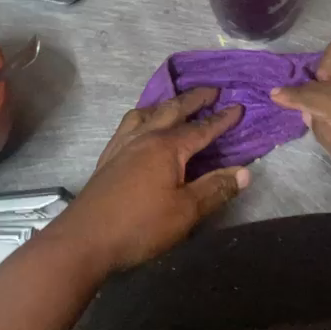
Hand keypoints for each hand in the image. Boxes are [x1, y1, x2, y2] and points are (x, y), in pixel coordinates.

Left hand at [46, 87, 250, 272]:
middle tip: (212, 90)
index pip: (201, 128)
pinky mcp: (108, 158)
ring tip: (175, 103)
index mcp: (166, 147)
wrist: (85, 239)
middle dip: (194, 99)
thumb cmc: (140, 225)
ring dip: (165, 104)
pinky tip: (141, 128)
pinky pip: (128, 125)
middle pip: (172, 110)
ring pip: (146, 113)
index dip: (222, 119)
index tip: (239, 107)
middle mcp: (144, 137)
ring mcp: (122, 145)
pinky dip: (142, 117)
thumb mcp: (186, 212)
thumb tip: (245, 171)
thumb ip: (215, 188)